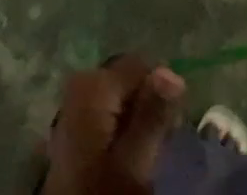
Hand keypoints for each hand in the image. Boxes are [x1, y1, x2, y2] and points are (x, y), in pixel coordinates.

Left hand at [42, 55, 185, 194]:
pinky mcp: (75, 117)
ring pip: (121, 94)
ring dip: (137, 117)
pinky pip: (109, 106)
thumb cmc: (101, 189)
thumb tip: (171, 72)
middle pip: (130, 78)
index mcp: (93, 84)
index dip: (161, 91)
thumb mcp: (134, 160)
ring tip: (142, 149)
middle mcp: (81, 81)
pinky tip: (125, 150)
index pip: (141, 65)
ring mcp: (75, 99)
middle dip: (148, 104)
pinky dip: (122, 123)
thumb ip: (151, 116)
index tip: (170, 125)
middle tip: (158, 140)